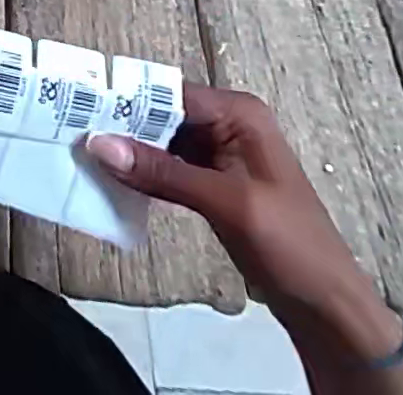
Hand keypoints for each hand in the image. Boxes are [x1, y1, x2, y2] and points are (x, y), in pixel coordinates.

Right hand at [86, 84, 402, 362]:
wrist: (328, 308)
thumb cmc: (288, 243)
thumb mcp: (225, 202)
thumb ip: (162, 171)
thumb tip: (99, 142)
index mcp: (239, 113)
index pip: (172, 94)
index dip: (128, 100)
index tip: (81, 107)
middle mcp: (227, 124)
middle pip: (163, 115)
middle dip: (124, 126)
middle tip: (75, 132)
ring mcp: (220, 154)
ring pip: (162, 142)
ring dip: (130, 151)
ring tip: (84, 153)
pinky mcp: (212, 182)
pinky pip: (169, 167)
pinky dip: (145, 174)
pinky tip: (114, 180)